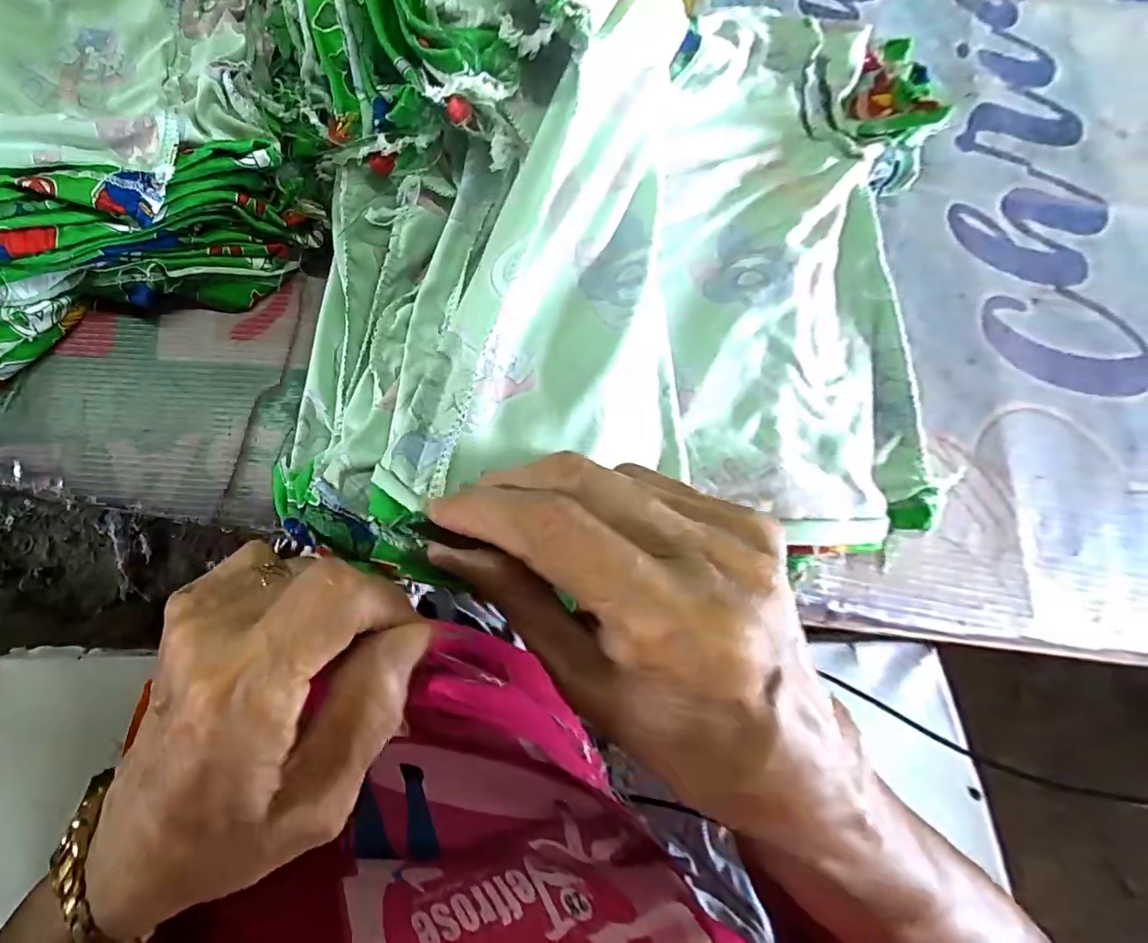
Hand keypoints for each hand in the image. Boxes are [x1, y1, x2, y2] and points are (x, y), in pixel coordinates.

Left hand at [84, 542, 432, 938]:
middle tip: (379, 650)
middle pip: (316, 571)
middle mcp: (213, 628)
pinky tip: (285, 634)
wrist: (144, 827)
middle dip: (364, 601)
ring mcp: (192, 608)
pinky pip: (257, 567)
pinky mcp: (183, 603)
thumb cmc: (233, 835)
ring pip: (290, 564)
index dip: (387, 603)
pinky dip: (288, 589)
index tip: (410, 640)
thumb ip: (368, 710)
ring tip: (329, 648)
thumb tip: (411, 636)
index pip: (334, 593)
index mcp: (247, 683)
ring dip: (326, 597)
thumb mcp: (320, 803)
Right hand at [425, 453, 868, 840]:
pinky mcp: (750, 521)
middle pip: (576, 481)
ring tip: (508, 515)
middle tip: (462, 511)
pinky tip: (573, 520)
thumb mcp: (578, 679)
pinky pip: (641, 482)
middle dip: (502, 488)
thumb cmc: (675, 738)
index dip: (483, 509)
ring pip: (604, 473)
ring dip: (540, 485)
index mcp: (671, 617)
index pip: (553, 526)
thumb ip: (514, 598)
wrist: (794, 757)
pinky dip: (589, 492)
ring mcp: (739, 533)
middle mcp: (712, 560)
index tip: (435, 512)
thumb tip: (447, 547)